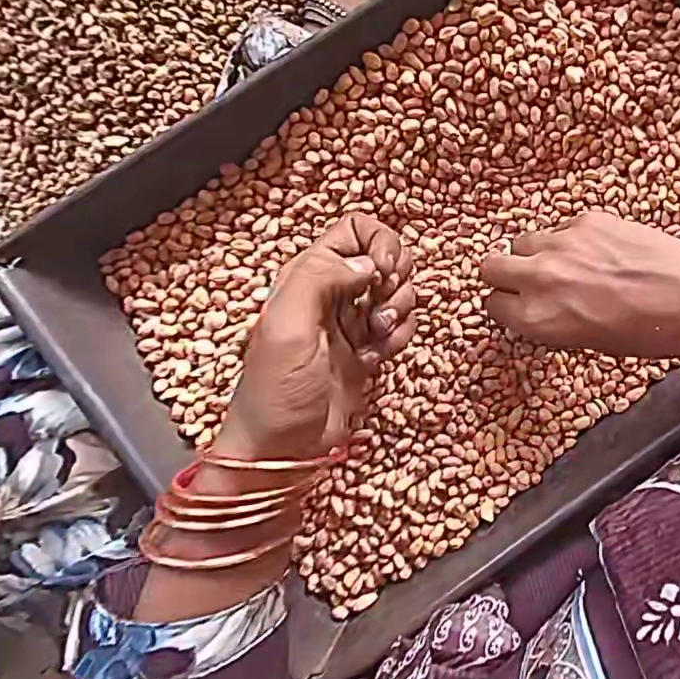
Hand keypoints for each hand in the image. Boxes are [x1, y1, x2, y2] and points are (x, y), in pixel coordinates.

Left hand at [217, 214, 416, 459]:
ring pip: (401, 289)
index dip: (379, 242)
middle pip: (387, 255)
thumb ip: (321, 278)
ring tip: (375, 339)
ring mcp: (355, 318)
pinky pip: (404, 323)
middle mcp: (335, 289)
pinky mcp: (371, 345)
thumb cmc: (275, 392)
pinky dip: (401, 337)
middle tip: (379, 310)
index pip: (356, 228)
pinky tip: (376, 358)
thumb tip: (368, 263)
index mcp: (309, 274)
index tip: (383, 273)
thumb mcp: (286, 327)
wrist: (284, 450)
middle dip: (396, 280)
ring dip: (400, 312)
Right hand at [480, 212, 679, 358]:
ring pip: (523, 242)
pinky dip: (569, 239)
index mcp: (536, 318)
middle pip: (491, 265)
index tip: (517, 303)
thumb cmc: (645, 333)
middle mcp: (539, 278)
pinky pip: (559, 228)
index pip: (493, 304)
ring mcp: (561, 244)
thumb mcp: (585, 341)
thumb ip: (547, 320)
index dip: (506, 304)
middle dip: (505, 274)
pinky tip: (597, 252)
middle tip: (528, 280)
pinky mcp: (585, 219)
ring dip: (535, 254)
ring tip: (565, 264)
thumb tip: (532, 305)